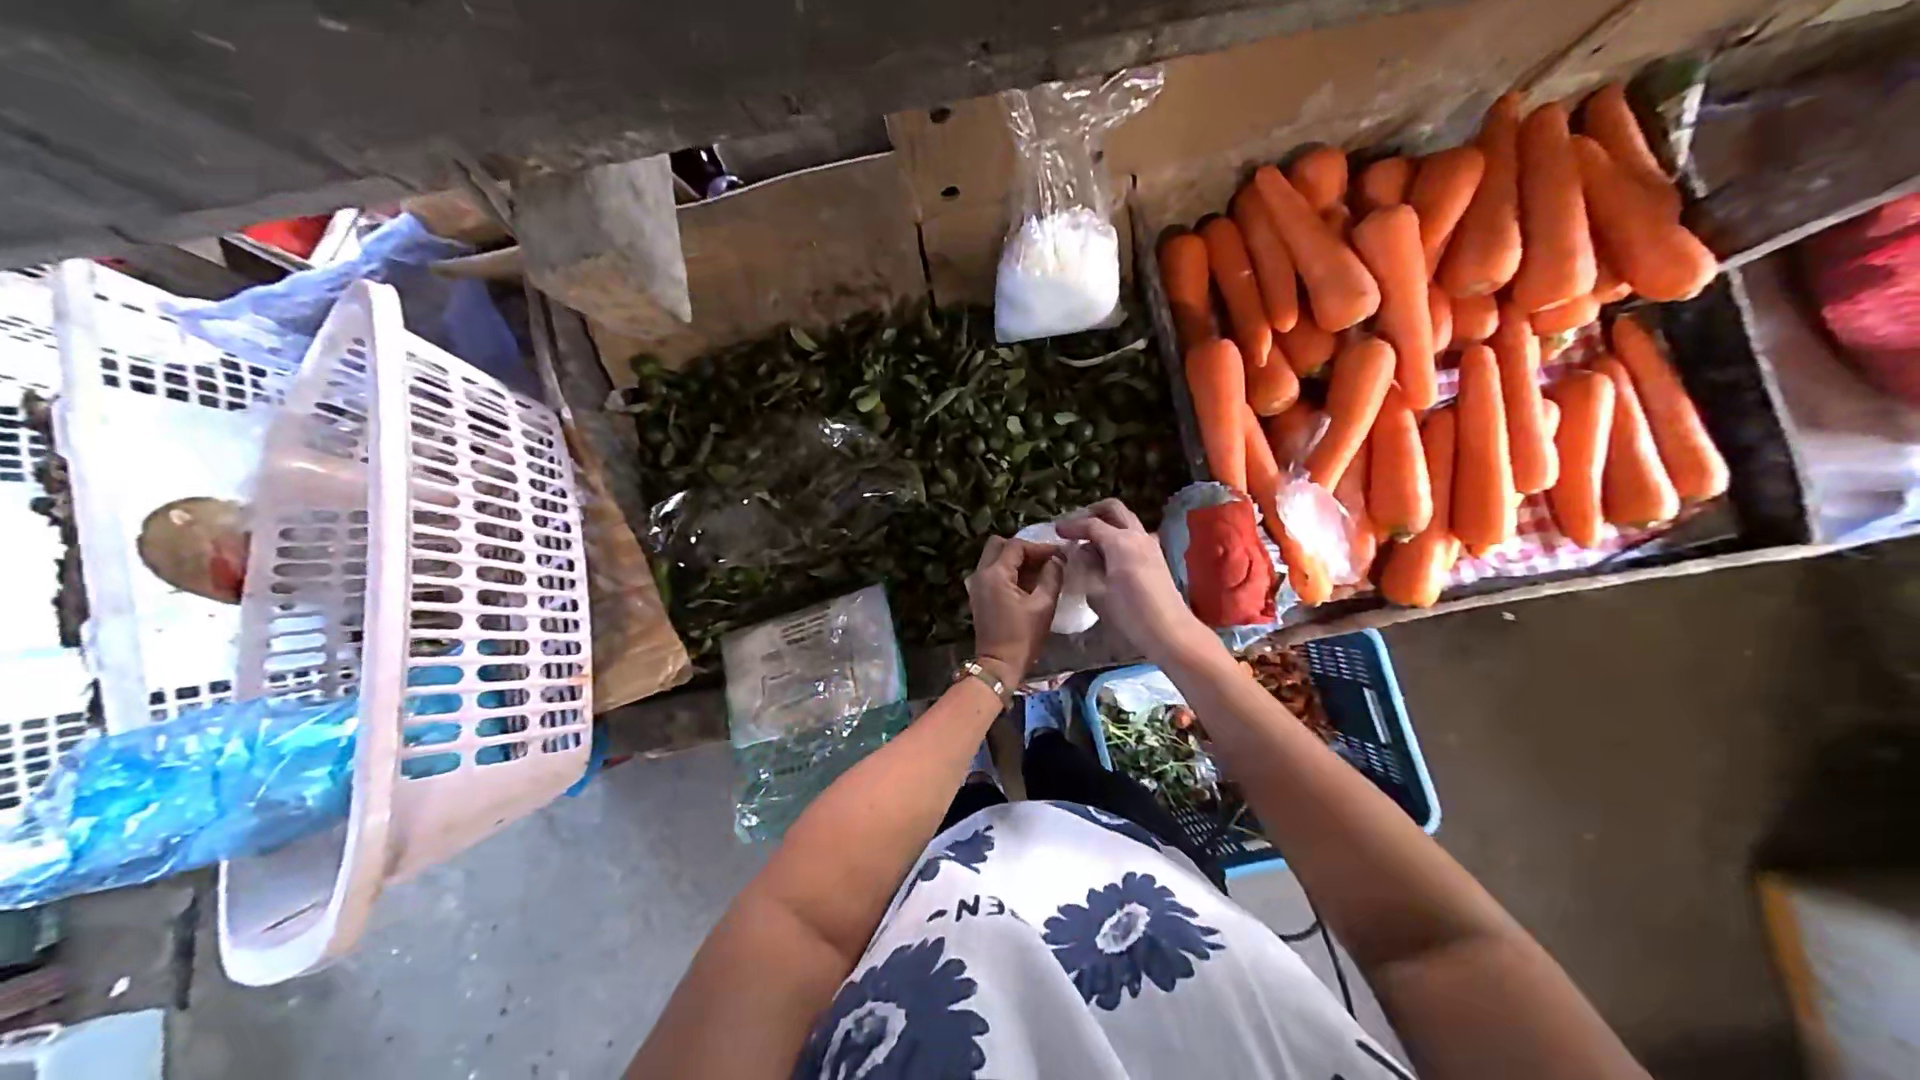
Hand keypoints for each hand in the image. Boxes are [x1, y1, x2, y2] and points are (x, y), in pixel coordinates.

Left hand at [965, 536, 1064, 684]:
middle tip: (1045, 560)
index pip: (1016, 546)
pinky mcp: (979, 595)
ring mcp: (977, 585)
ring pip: (994, 558)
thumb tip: (1057, 559)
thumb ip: (1052, 577)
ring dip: (1015, 560)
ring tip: (1040, 571)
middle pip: (999, 545)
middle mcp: (981, 574)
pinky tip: (1027, 583)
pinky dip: (1008, 571)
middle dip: (1023, 549)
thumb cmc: (1023, 636)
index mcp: (995, 574)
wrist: (999, 665)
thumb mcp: (1043, 605)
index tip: (1059, 555)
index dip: (1040, 547)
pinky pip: (992, 572)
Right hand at [1056, 499, 1218, 667]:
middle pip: (1114, 510)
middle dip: (1093, 512)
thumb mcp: (1097, 592)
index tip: (1056, 530)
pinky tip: (1109, 554)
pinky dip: (1119, 536)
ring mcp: (1150, 545)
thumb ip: (1086, 566)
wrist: (1169, 632)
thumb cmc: (1129, 613)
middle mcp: (1137, 536)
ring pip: (1127, 521)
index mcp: (1120, 542)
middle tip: (1076, 525)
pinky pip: (1134, 536)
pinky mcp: (1157, 557)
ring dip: (1108, 524)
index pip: (1091, 524)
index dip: (1071, 526)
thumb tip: (1082, 552)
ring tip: (1090, 540)